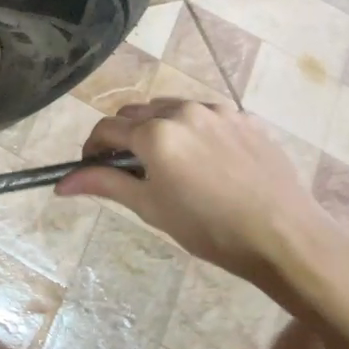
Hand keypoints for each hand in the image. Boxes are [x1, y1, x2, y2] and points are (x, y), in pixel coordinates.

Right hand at [55, 98, 344, 286]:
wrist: (287, 238)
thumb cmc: (210, 229)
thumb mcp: (150, 208)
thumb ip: (104, 184)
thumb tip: (60, 183)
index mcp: (154, 133)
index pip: (106, 129)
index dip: (93, 148)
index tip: (93, 168)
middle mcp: (182, 111)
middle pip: (135, 114)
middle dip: (125, 136)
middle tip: (131, 169)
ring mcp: (218, 112)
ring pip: (170, 109)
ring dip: (158, 128)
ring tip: (169, 163)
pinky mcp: (246, 119)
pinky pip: (206, 115)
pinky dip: (194, 129)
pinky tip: (205, 160)